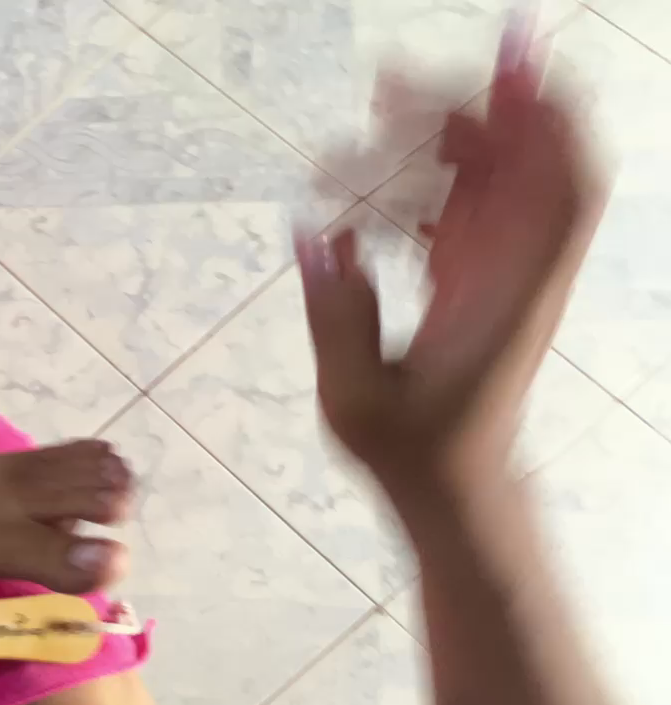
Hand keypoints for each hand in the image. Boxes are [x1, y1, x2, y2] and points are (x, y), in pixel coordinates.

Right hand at [298, 31, 606, 502]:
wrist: (451, 478)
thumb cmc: (410, 444)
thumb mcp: (356, 393)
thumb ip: (339, 315)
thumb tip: (314, 235)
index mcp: (507, 294)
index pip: (554, 187)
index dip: (540, 118)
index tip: (504, 61)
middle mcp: (517, 270)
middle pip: (520, 167)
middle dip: (473, 110)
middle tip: (388, 83)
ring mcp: (497, 272)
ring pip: (491, 184)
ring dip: (448, 140)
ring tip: (380, 114)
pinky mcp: (471, 282)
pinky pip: (461, 215)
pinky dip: (431, 184)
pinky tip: (383, 177)